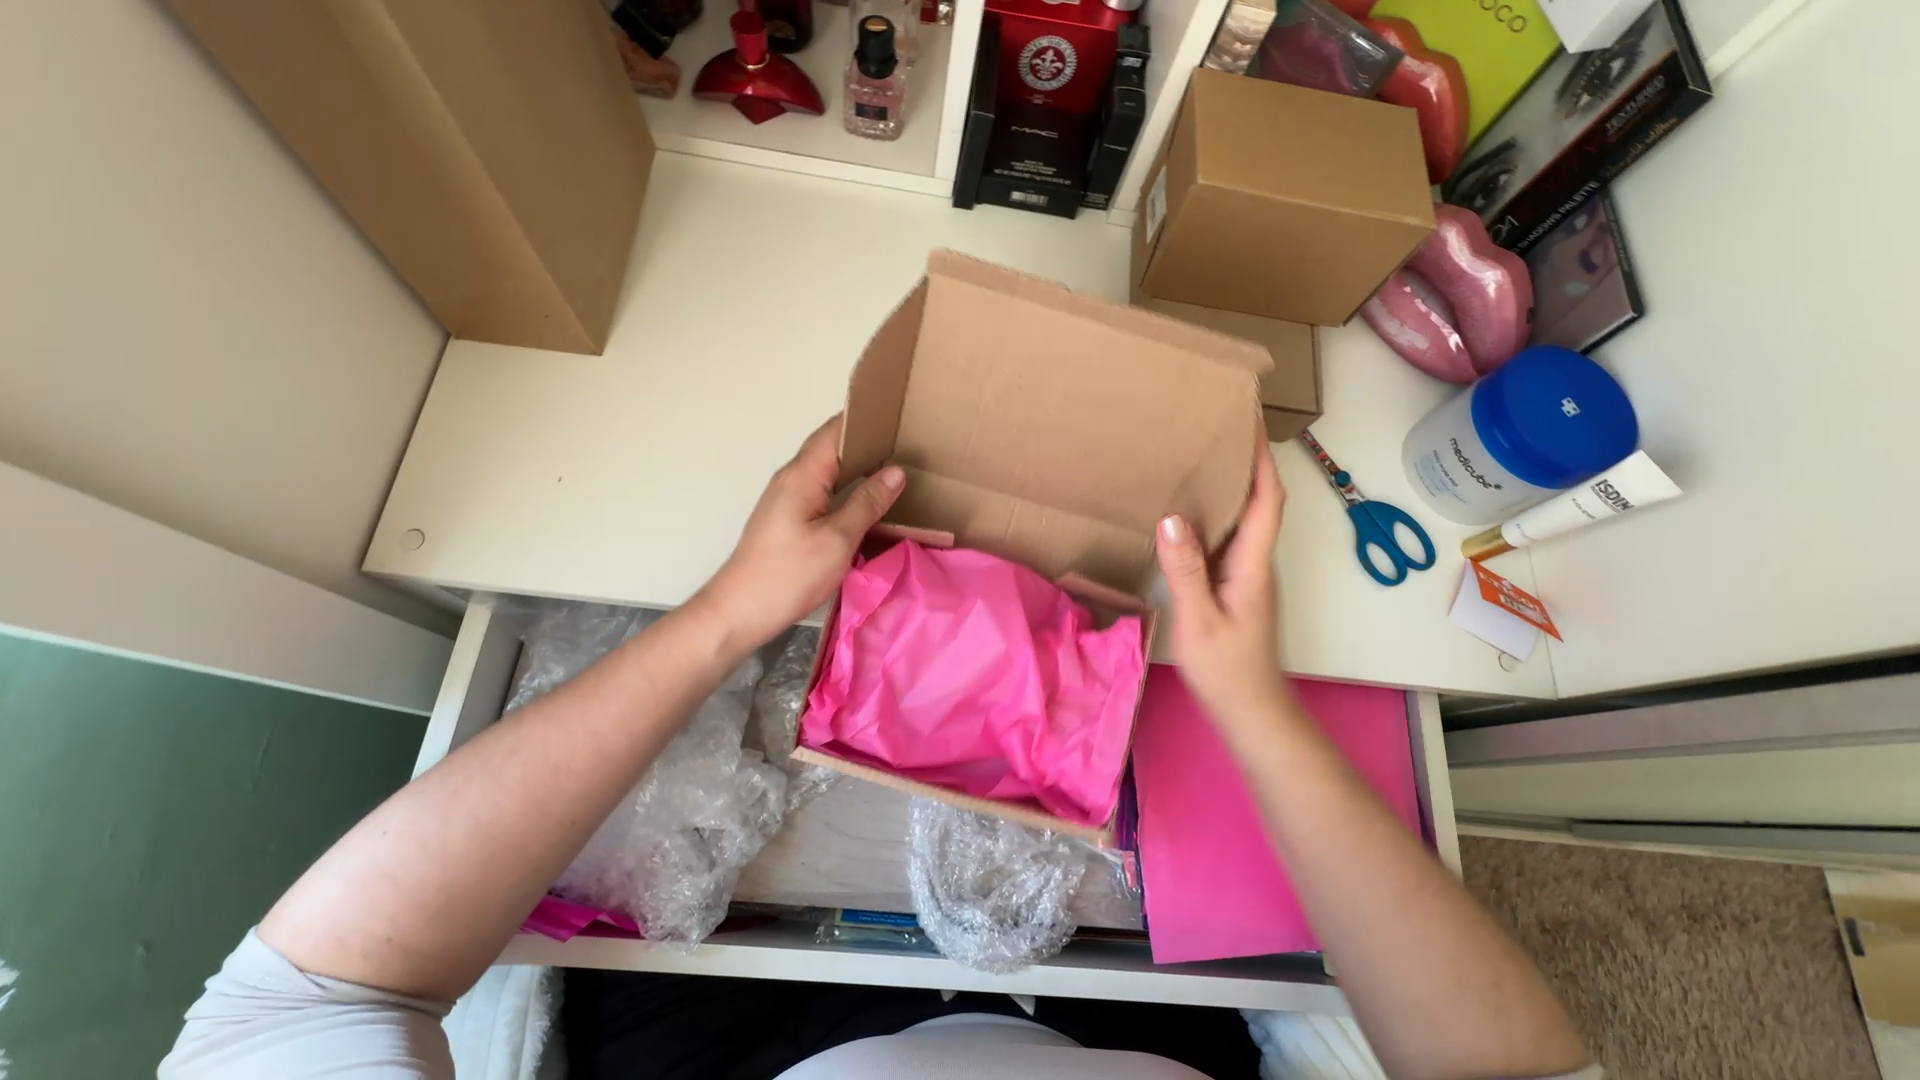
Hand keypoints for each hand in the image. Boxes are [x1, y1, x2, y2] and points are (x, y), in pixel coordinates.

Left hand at [695, 415, 904, 649]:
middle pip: (830, 447)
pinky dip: (845, 487)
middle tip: (906, 440)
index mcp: (802, 475)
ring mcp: (786, 499)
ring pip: (826, 470)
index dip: (865, 419)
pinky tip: (866, 500)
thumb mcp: (838, 540)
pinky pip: (821, 490)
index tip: (898, 414)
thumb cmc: (789, 575)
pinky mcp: (787, 519)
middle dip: (865, 440)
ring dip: (856, 465)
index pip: (835, 431)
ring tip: (894, 466)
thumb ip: (867, 503)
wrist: (740, 610)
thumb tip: (895, 472)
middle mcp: (791, 479)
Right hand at [1155, 444, 1291, 733]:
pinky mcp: (1237, 586)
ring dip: (1233, 483)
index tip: (1251, 416)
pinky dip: (1218, 512)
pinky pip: (1230, 536)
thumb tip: (1172, 516)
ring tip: (1201, 455)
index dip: (1260, 455)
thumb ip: (1186, 570)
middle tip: (1219, 425)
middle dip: (1246, 458)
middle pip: (1261, 499)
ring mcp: (1249, 574)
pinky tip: (1190, 511)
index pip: (1267, 497)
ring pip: (1246, 517)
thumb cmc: (1227, 669)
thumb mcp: (1199, 620)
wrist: (1250, 711)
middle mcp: (1257, 561)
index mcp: (1254, 563)